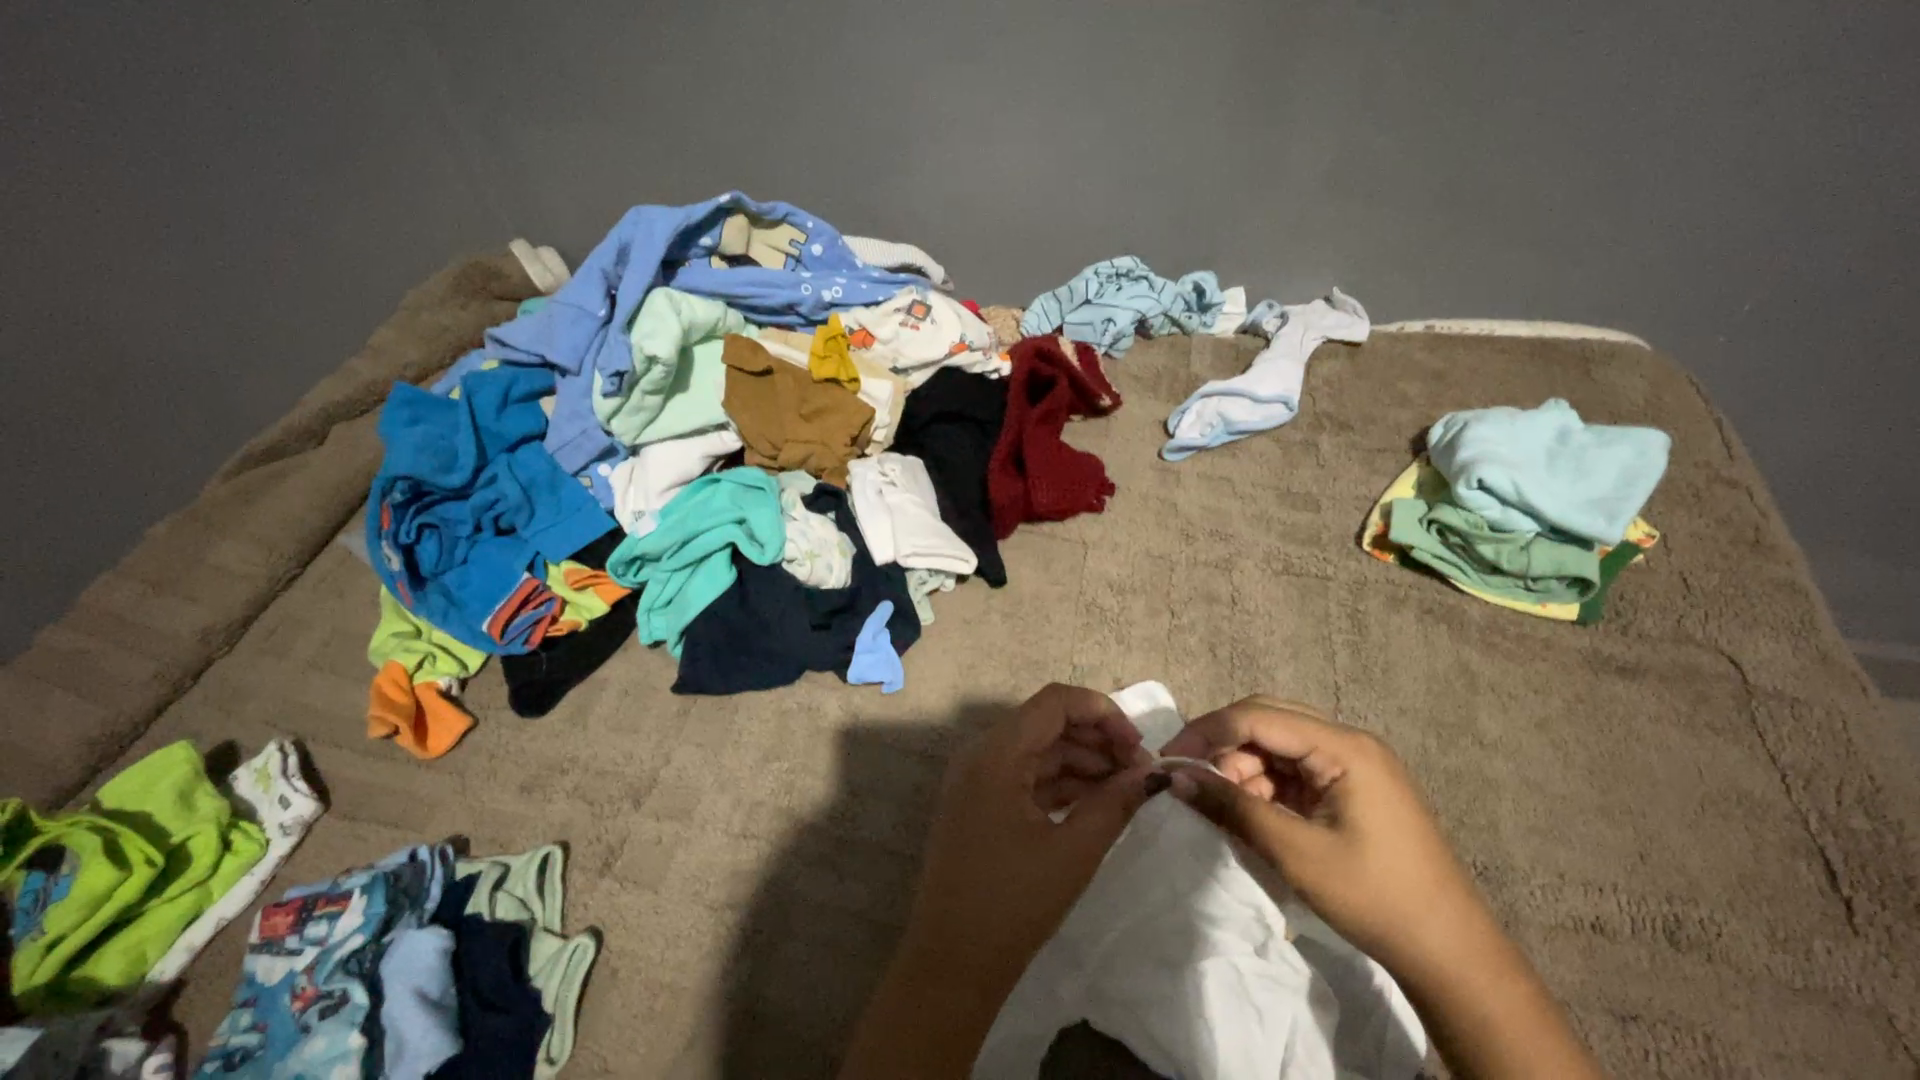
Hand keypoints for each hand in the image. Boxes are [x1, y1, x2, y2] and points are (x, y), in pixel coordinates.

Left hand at [906, 683, 1157, 982]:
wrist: (952, 962)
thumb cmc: (1013, 903)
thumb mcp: (1074, 851)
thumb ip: (1116, 803)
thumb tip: (1153, 774)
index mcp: (996, 754)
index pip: (1055, 701)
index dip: (1103, 713)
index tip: (1140, 747)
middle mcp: (980, 755)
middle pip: (1047, 723)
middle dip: (1098, 739)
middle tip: (1141, 773)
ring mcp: (976, 780)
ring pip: (1038, 750)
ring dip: (1083, 762)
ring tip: (1127, 791)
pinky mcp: (979, 805)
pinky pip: (1026, 776)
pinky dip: (1061, 783)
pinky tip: (1096, 803)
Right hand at [1161, 696, 1606, 1079]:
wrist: (1447, 948)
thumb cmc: (1374, 896)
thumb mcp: (1295, 852)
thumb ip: (1233, 808)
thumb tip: (1176, 778)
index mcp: (1344, 747)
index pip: (1257, 716)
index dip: (1206, 732)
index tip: (1168, 761)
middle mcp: (1349, 743)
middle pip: (1268, 721)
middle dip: (1221, 745)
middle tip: (1187, 779)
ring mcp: (1353, 765)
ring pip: (1278, 745)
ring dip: (1242, 767)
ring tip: (1220, 805)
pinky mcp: (1351, 789)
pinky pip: (1295, 770)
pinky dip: (1264, 785)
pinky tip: (1248, 812)